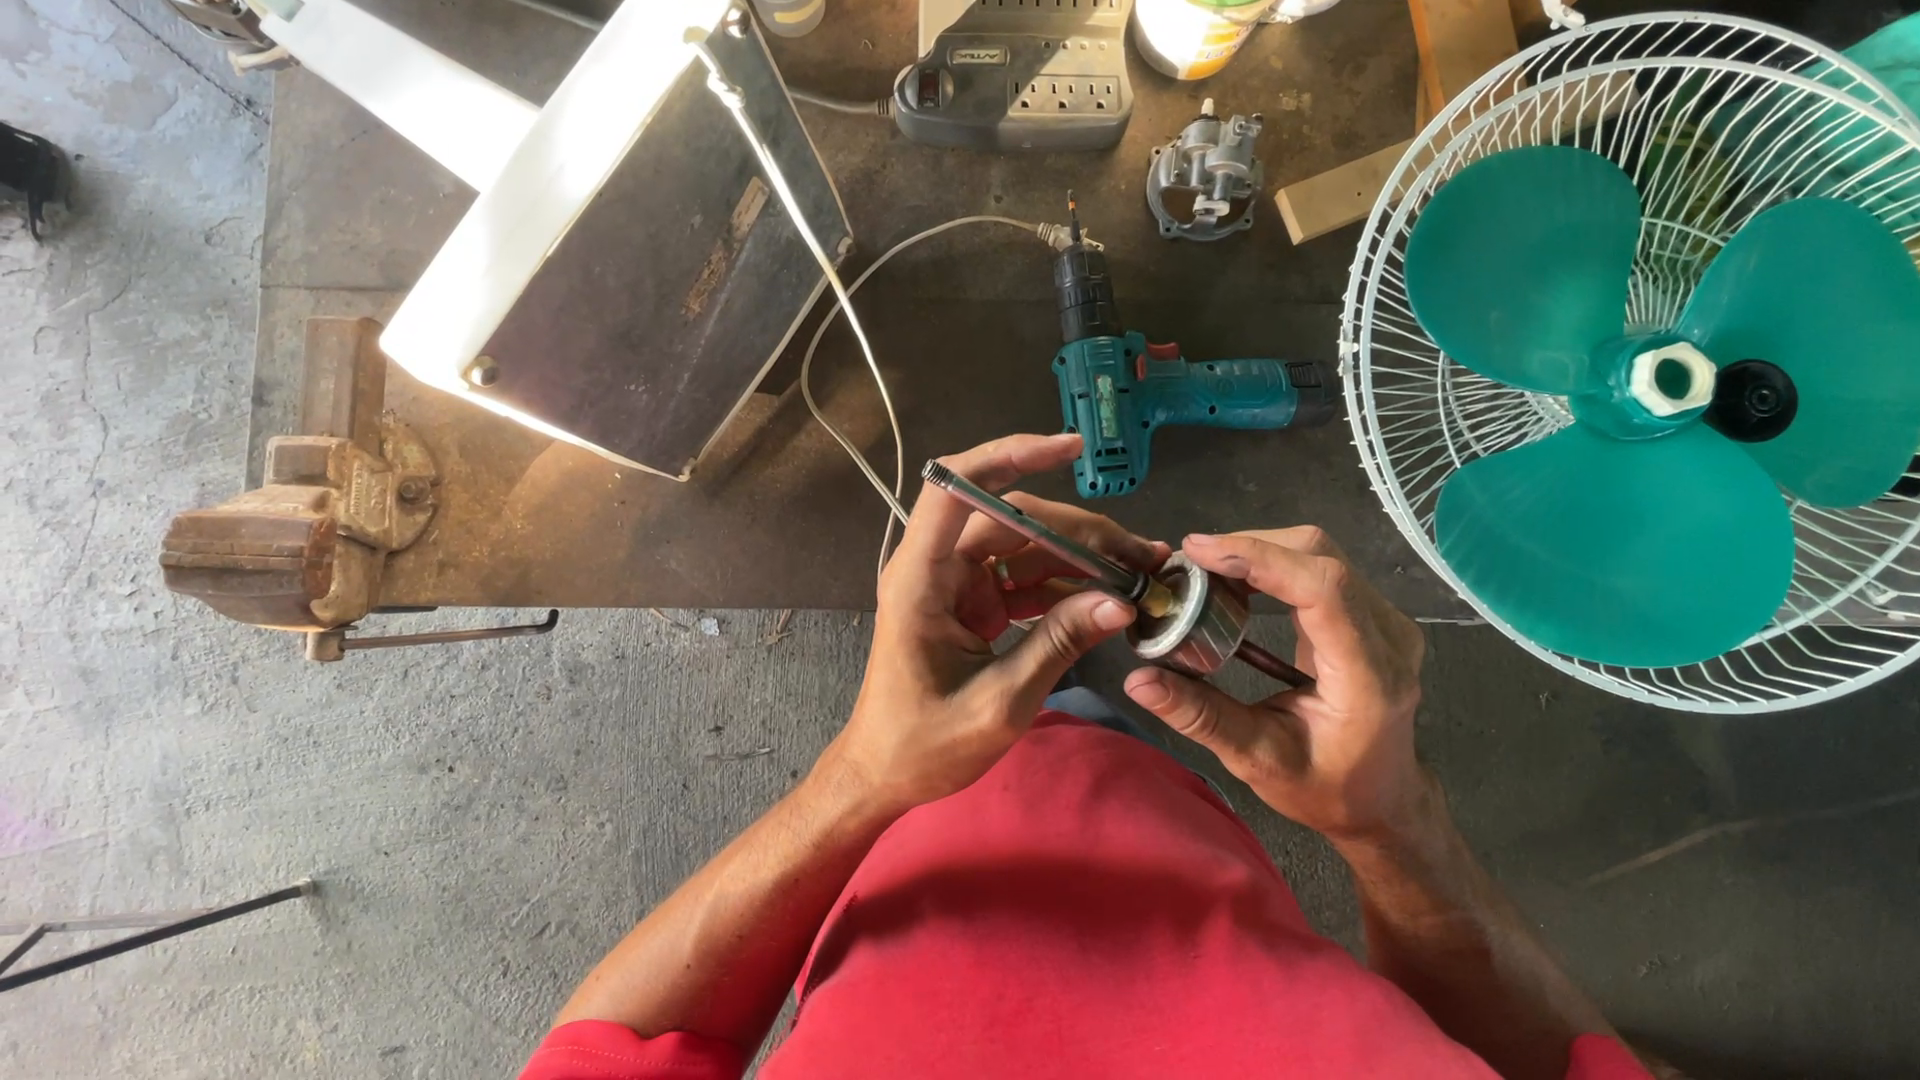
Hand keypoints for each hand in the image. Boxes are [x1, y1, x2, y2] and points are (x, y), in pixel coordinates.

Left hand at [823, 433, 1169, 814]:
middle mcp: (934, 566)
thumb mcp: (999, 703)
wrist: (884, 773)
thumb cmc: (924, 744)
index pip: (956, 489)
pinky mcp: (972, 602)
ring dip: (1080, 555)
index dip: (1009, 456)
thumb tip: (1121, 602)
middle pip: (1008, 518)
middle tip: (1139, 554)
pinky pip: (1023, 576)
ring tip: (1138, 572)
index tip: (1069, 449)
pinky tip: (1108, 596)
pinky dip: (1065, 584)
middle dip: (1077, 529)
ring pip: (1023, 545)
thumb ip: (1056, 645)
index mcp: (920, 577)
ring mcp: (955, 582)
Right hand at [1122, 527, 1426, 841]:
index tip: (1198, 551)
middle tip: (1188, 564)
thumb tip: (1138, 680)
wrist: (1383, 801)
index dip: (1261, 558)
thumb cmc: (1326, 789)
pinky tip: (1233, 580)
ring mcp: (1384, 620)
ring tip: (1203, 570)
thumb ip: (1201, 716)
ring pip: (1320, 553)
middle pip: (1320, 557)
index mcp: (1368, 676)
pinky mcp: (1370, 614)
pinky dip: (1271, 563)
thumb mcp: (1257, 761)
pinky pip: (1319, 567)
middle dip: (1249, 547)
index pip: (1323, 589)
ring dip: (1258, 550)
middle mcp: (1388, 636)